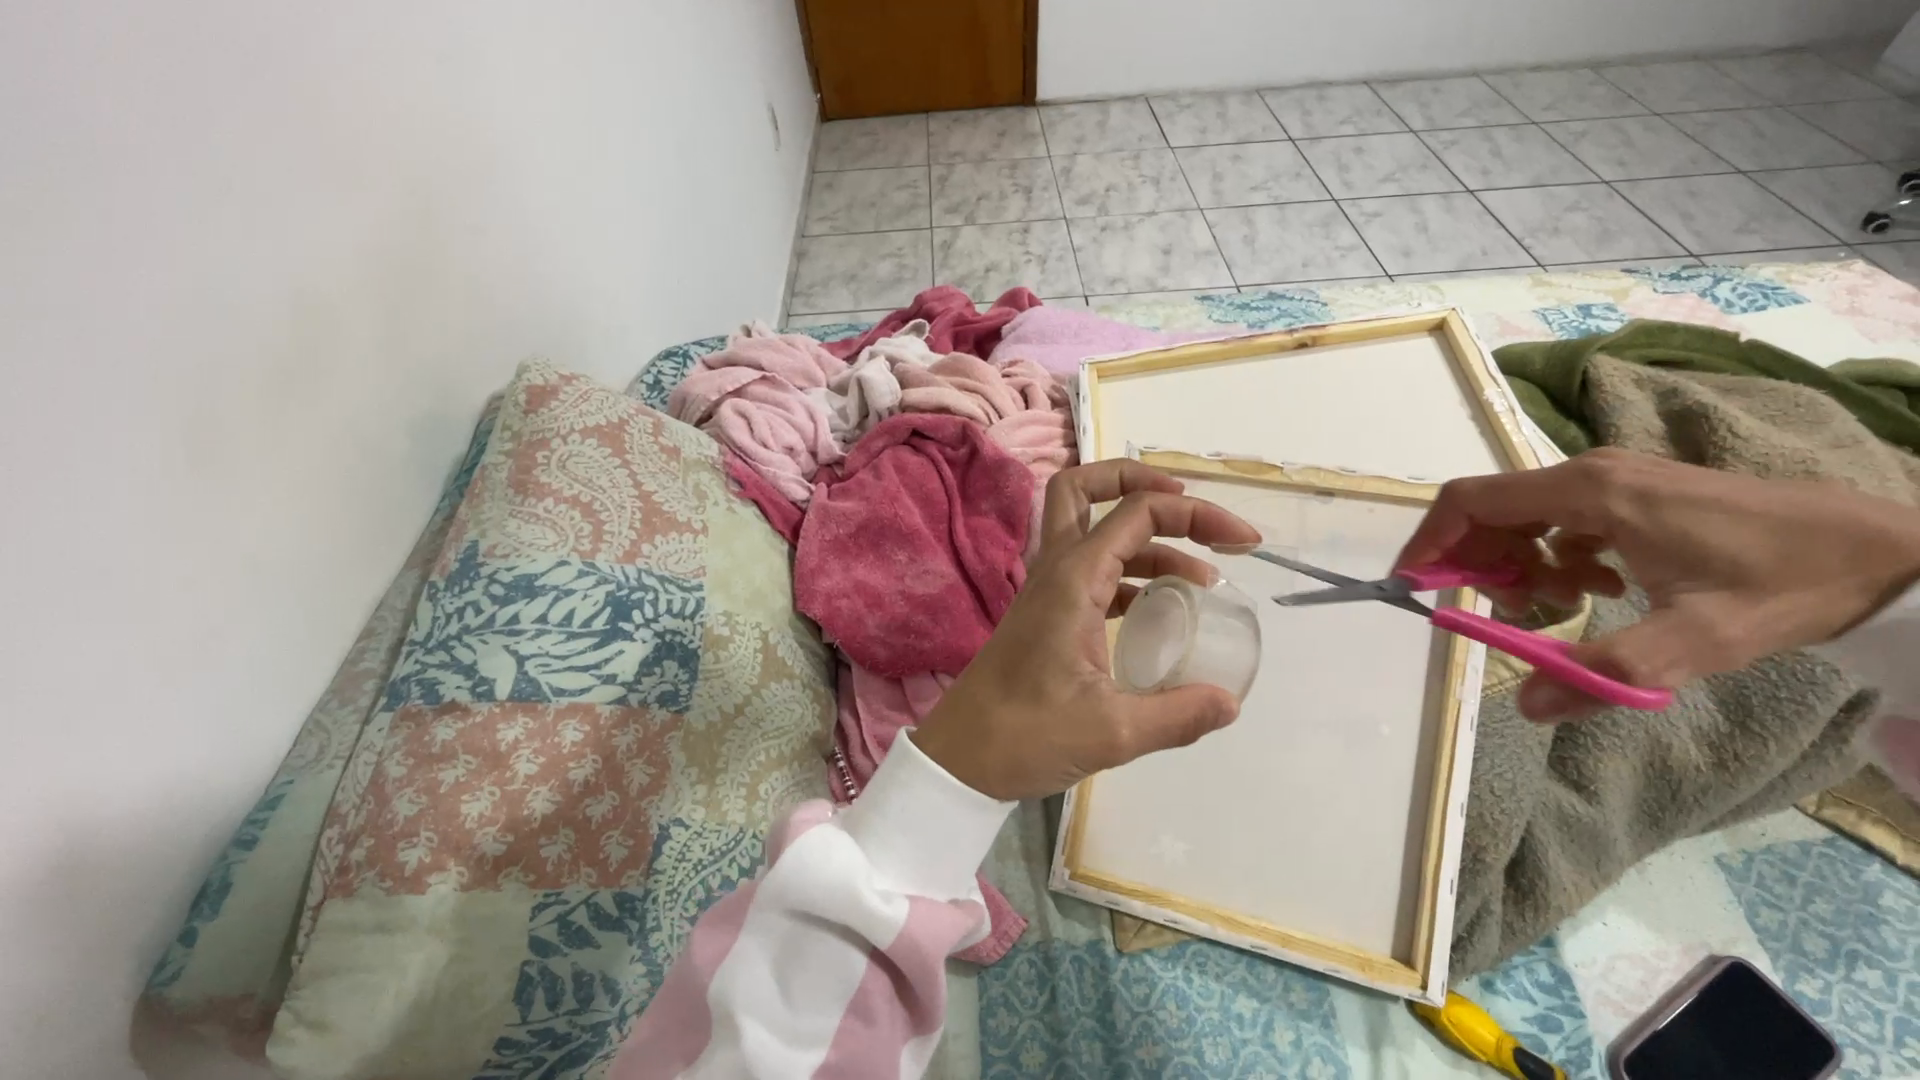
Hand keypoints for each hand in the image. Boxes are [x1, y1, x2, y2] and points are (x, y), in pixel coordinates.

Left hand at [910, 460, 1261, 800]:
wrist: (960, 760)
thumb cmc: (1025, 738)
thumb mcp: (1111, 733)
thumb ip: (1177, 716)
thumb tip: (1231, 703)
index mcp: (1073, 581)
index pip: (1137, 511)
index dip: (1196, 513)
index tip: (1243, 543)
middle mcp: (1057, 573)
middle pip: (1085, 491)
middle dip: (1139, 483)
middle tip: (1193, 514)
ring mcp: (1047, 593)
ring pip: (1091, 534)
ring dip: (1146, 540)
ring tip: (1202, 580)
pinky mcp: (1046, 618)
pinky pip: (1092, 575)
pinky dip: (1130, 576)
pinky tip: (1161, 609)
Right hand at [1395, 448, 1919, 720]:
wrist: (1890, 552)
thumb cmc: (1786, 586)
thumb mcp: (1695, 640)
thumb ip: (1604, 671)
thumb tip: (1527, 706)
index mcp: (1589, 492)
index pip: (1471, 501)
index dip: (1431, 541)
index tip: (1415, 584)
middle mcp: (1589, 474)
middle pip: (1491, 510)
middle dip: (1481, 564)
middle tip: (1509, 614)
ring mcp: (1613, 480)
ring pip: (1524, 518)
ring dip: (1522, 566)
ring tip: (1567, 606)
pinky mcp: (1632, 493)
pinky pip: (1560, 520)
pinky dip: (1555, 557)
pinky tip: (1601, 588)